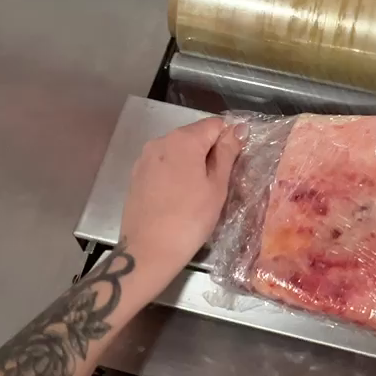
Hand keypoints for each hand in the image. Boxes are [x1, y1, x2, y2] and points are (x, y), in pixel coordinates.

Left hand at [119, 118, 241, 291]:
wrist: (149, 250)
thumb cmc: (190, 219)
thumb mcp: (217, 186)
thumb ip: (227, 153)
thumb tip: (238, 129)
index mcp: (184, 140)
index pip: (215, 125)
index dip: (228, 140)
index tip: (233, 164)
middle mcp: (160, 141)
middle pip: (194, 135)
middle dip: (209, 152)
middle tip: (218, 183)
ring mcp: (145, 158)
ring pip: (177, 150)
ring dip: (191, 163)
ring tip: (198, 193)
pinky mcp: (136, 175)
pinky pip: (163, 164)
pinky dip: (174, 173)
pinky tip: (178, 197)